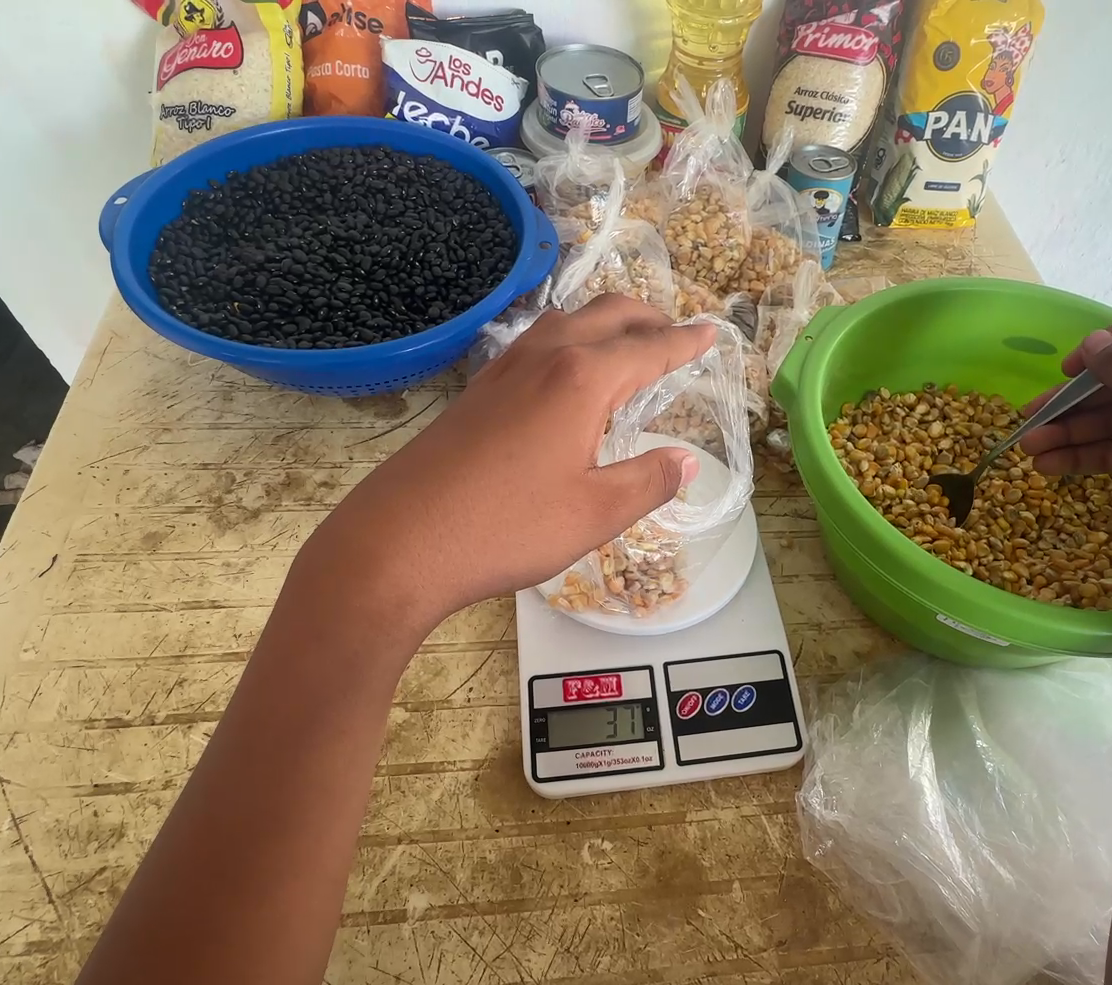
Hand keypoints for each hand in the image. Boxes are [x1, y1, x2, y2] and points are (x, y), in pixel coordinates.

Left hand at [308, 295, 715, 626]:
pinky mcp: (475, 392)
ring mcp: (502, 371)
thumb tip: (686, 461)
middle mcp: (543, 359)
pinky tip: (562, 373)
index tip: (712, 332)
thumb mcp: (594, 514)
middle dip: (647, 318)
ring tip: (624, 344)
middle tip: (675, 333)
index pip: (648, 349)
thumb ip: (648, 482)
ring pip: (564, 321)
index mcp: (581, 380)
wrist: (400, 541)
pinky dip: (567, 340)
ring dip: (603, 322)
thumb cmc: (506, 528)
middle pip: (606, 315)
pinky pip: (534, 343)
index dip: (685, 342)